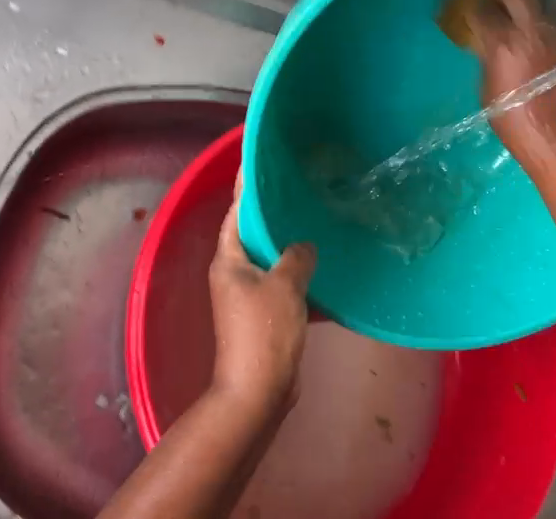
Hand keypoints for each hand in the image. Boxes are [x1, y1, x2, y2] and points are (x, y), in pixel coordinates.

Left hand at [208, 177, 315, 413]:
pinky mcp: (265, 316)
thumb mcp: (284, 286)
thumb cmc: (264, 332)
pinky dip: (301, 279)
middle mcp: (234, 273)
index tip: (259, 162)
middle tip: (299, 188)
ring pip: (272, 261)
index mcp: (229, 259)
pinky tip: (326, 271)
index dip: (247, 188)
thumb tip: (304, 246)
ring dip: (291, 247)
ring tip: (317, 222)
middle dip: (274, 214)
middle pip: (254, 235)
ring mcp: (248, 296)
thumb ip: (296, 257)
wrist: (258, 392)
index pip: (236, 213)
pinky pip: (284, 286)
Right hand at [448, 0, 555, 167]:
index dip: (468, 0)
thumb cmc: (519, 125)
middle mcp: (533, 28)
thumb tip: (487, 44)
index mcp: (503, 42)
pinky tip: (538, 17)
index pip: (481, 7)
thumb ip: (488, 59)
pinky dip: (546, 6)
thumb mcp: (488, 91)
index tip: (463, 1)